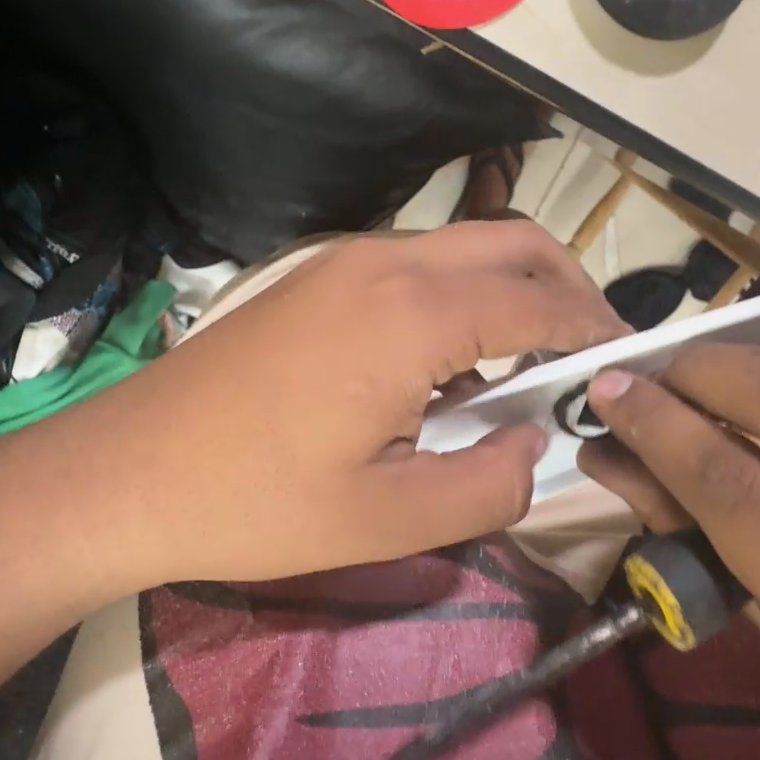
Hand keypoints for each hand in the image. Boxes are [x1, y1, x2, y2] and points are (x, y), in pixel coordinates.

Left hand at [69, 220, 629, 589]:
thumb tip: (535, 443)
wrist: (132, 468)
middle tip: (591, 345)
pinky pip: (418, 261)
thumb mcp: (389, 519)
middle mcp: (386, 260)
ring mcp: (346, 258)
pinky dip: (463, 289)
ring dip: (512, 283)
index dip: (593, 328)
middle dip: (567, 282)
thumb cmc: (258, 501)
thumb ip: (488, 483)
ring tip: (532, 354)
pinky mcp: (317, 272)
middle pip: (511, 240)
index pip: (539, 300)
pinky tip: (454, 354)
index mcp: (413, 313)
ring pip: (463, 244)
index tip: (627, 360)